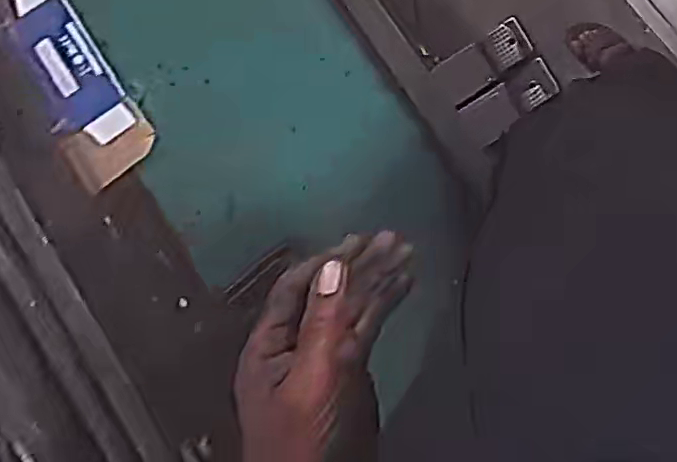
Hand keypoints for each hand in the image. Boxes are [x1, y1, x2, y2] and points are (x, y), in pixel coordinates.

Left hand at [234, 233, 415, 461]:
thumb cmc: (303, 439)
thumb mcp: (311, 377)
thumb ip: (323, 321)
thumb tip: (333, 266)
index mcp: (270, 348)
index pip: (296, 288)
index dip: (326, 260)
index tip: (359, 239)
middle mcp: (295, 345)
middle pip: (330, 292)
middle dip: (361, 263)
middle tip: (392, 237)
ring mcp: (323, 356)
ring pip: (353, 305)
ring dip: (379, 276)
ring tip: (407, 251)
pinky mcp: (348, 368)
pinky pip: (367, 324)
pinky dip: (386, 301)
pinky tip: (405, 283)